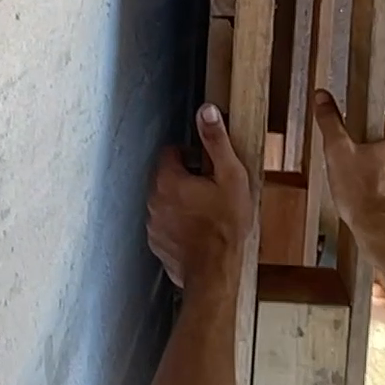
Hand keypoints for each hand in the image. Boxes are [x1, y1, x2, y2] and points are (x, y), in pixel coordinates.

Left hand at [147, 104, 253, 293]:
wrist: (216, 274)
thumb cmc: (225, 226)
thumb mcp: (231, 176)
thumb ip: (216, 141)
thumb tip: (207, 110)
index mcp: (168, 180)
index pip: (170, 152)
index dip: (191, 155)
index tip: (208, 167)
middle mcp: (154, 201)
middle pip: (167, 176)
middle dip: (187, 178)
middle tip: (212, 189)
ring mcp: (154, 224)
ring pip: (166, 200)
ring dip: (182, 201)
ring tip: (208, 211)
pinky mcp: (158, 244)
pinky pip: (166, 223)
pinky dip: (179, 223)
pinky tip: (200, 230)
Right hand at [312, 90, 384, 228]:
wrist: (379, 231)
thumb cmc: (362, 194)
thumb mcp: (337, 151)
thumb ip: (330, 122)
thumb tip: (323, 97)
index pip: (380, 118)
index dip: (362, 122)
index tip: (350, 130)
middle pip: (383, 140)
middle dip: (365, 147)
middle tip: (346, 158)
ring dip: (372, 167)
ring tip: (353, 178)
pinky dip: (378, 184)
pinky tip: (362, 193)